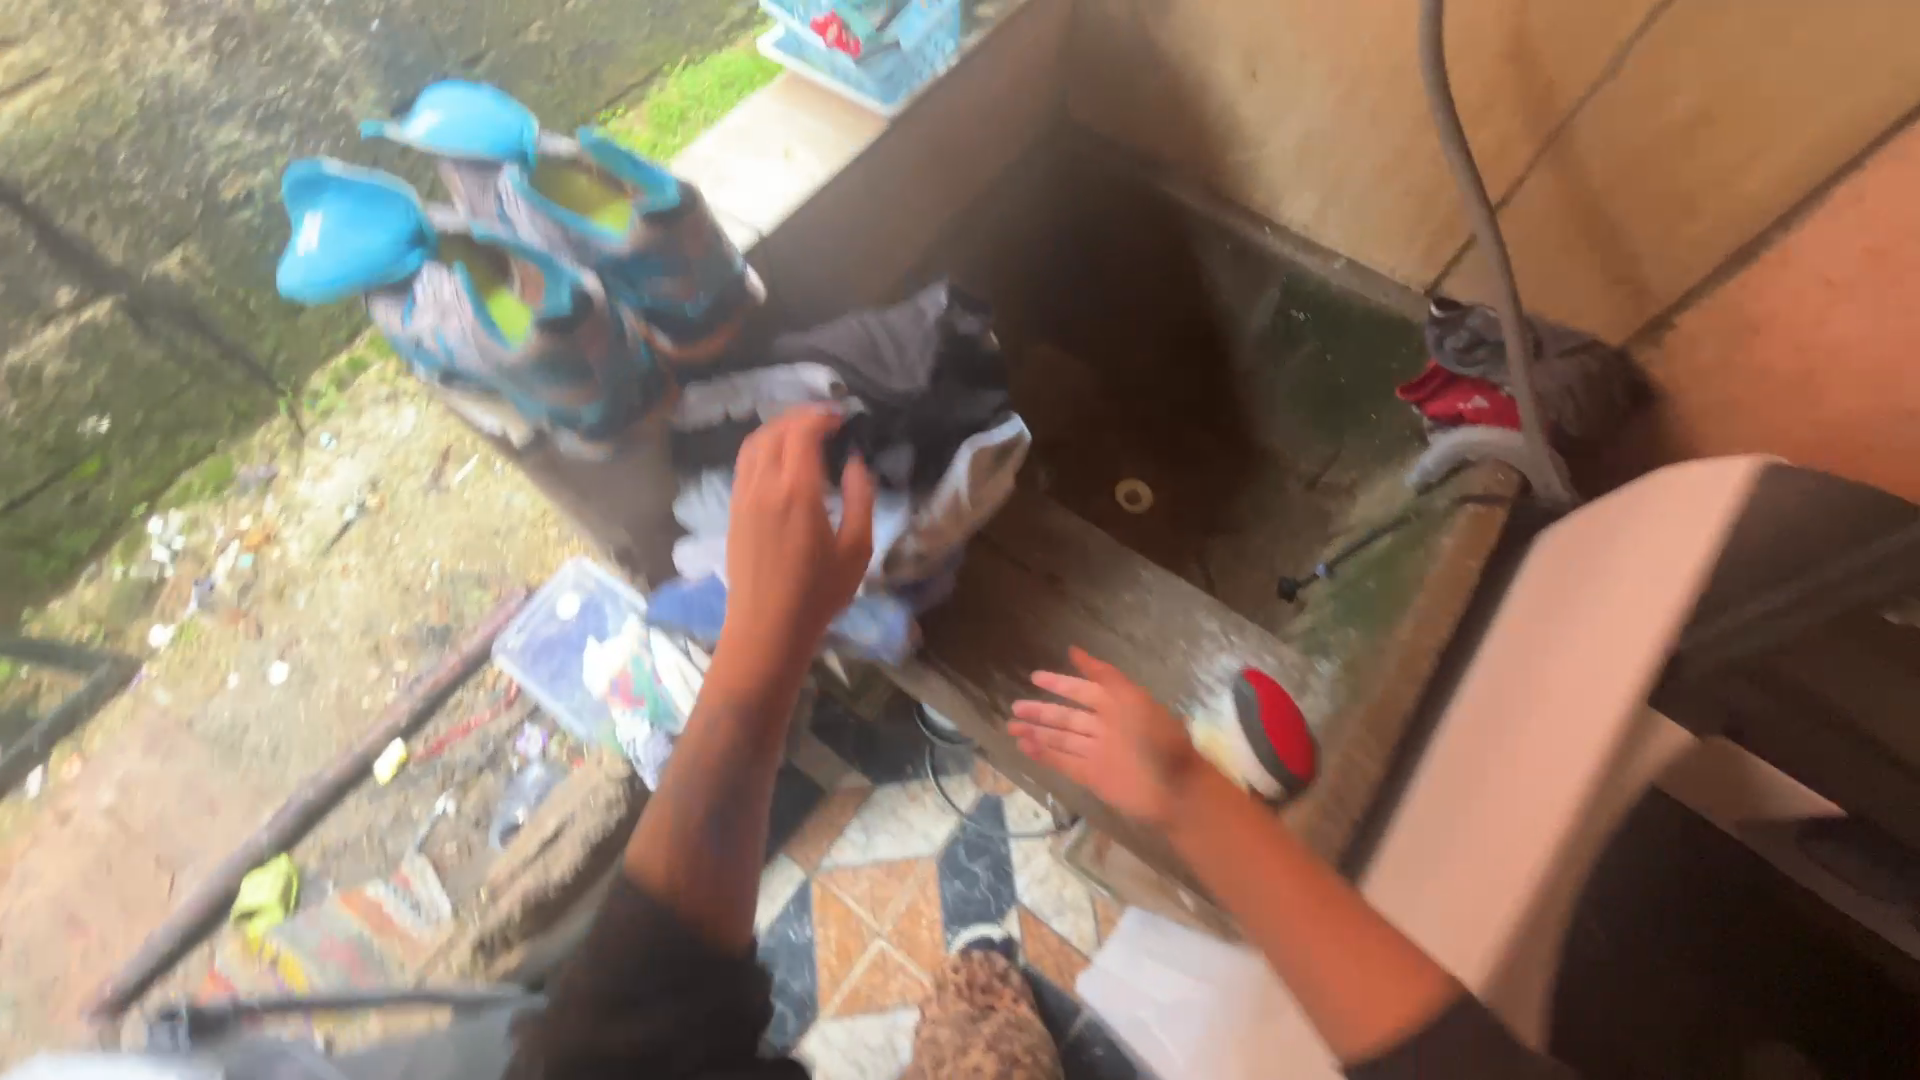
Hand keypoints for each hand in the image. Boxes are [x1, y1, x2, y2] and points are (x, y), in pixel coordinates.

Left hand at [716, 406, 874, 682]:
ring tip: (802, 432)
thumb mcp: (857, 549)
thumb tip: (855, 463)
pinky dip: (762, 447)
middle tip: (826, 419)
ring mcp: (743, 497)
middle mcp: (764, 486)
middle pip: (774, 430)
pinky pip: (744, 464)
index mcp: (797, 491)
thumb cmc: (819, 593)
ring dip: (777, 428)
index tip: (842, 417)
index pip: (802, 432)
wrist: (767, 629)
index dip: (822, 416)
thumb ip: (861, 498)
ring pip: (753, 444)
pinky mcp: (733, 511)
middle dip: (800, 416)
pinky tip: (780, 459)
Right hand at [1009, 648, 1207, 828]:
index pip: (1081, 690)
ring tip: (1012, 727)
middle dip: (1040, 711)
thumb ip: (1103, 675)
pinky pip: (1063, 762)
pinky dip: (1044, 754)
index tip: (1034, 677)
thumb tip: (1073, 650)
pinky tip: (1024, 746)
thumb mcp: (1132, 697)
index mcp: (1115, 706)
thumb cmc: (1158, 738)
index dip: (1059, 683)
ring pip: (1060, 739)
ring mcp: (1096, 752)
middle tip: (1015, 707)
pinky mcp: (1091, 776)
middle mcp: (1103, 727)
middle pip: (1066, 716)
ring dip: (1037, 732)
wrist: (1176, 788)